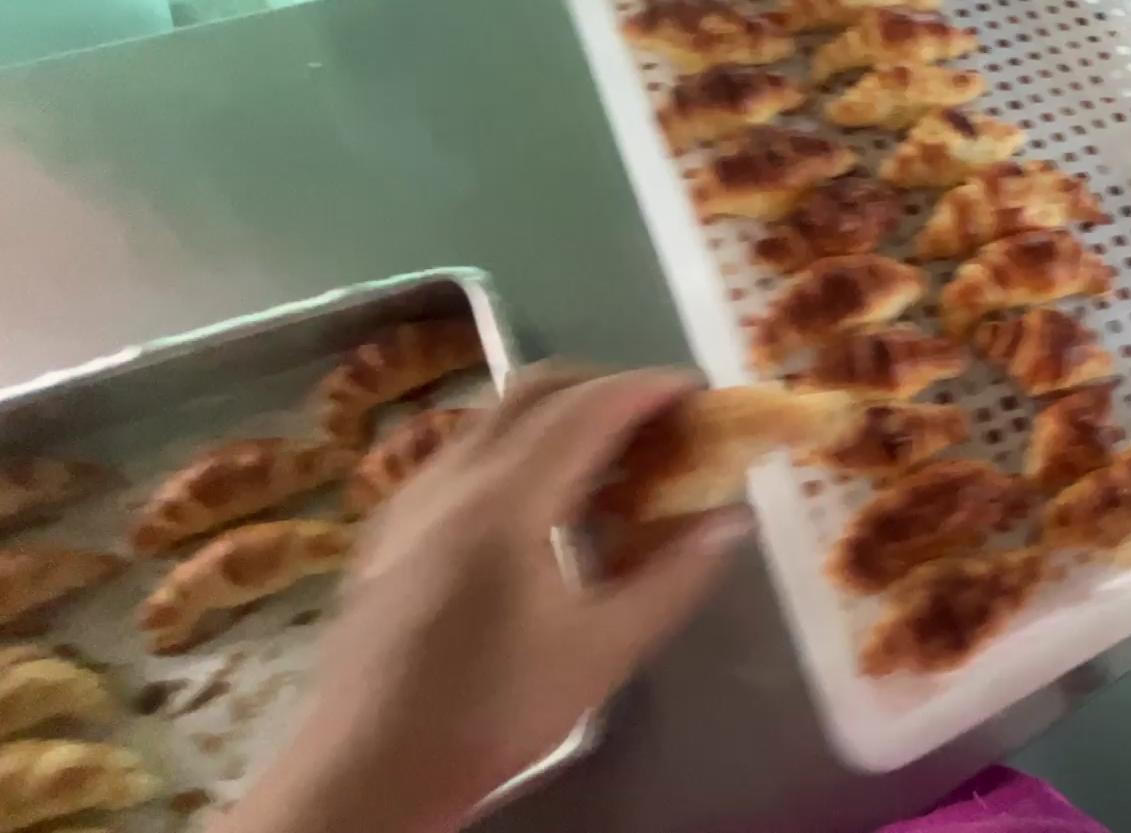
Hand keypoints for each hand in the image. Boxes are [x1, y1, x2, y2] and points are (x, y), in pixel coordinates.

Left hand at [218, 368, 751, 832]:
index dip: (649, 388)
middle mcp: (453, 479)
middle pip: (539, 387)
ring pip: (500, 411)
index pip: (588, 409)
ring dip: (567, 409)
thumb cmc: (492, 712)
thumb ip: (677, 575)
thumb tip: (735, 518)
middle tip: (659, 417)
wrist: (359, 781)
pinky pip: (473, 444)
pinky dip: (528, 438)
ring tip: (615, 452)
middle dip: (609, 385)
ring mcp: (414, 495)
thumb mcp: (605, 650)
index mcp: (505, 505)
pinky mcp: (395, 521)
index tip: (698, 391)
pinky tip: (550, 494)